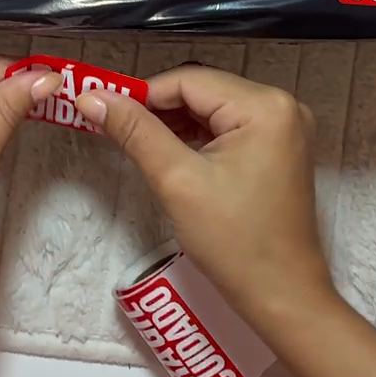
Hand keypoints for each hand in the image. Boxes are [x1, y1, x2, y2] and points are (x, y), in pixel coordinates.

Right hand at [75, 66, 335, 330]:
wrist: (282, 297)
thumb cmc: (235, 243)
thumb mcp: (176, 181)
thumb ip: (134, 131)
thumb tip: (91, 98)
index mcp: (265, 106)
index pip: (189, 80)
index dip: (141, 92)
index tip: (102, 108)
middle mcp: (282, 105)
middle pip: (202, 89)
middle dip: (156, 105)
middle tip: (114, 124)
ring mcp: (284, 127)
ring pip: (212, 106)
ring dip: (174, 120)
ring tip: (134, 139)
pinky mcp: (279, 147)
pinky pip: (228, 125)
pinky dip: (196, 134)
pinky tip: (169, 151)